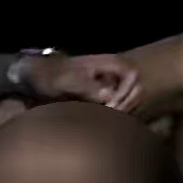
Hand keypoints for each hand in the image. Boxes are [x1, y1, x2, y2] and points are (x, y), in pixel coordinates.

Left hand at [18, 53, 139, 110]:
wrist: (43, 75)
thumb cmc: (54, 76)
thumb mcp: (66, 81)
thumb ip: (87, 87)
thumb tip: (110, 96)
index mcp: (113, 63)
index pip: (133, 75)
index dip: (125, 92)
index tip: (109, 106)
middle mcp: (120, 70)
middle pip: (138, 87)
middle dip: (127, 103)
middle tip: (110, 117)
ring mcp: (118, 80)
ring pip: (135, 95)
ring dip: (125, 109)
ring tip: (108, 120)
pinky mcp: (114, 90)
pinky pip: (126, 101)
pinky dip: (121, 110)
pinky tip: (108, 118)